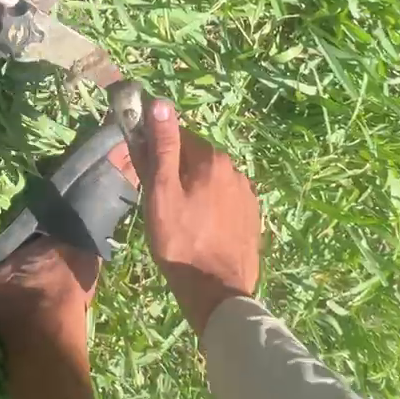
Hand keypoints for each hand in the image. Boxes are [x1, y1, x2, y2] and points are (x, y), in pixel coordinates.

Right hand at [132, 97, 260, 333]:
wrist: (217, 294)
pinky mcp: (252, 217)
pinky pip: (224, 198)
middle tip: (160, 199)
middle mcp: (234, 169)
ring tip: (179, 217)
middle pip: (196, 156)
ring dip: (194, 187)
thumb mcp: (162, 191)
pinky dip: (210, 205)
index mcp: (212, 159)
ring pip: (210, 179)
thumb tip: (161, 103)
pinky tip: (200, 227)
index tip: (148, 172)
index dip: (159, 150)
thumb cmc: (180, 240)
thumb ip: (163, 146)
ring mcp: (246, 194)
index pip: (179, 136)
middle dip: (176, 169)